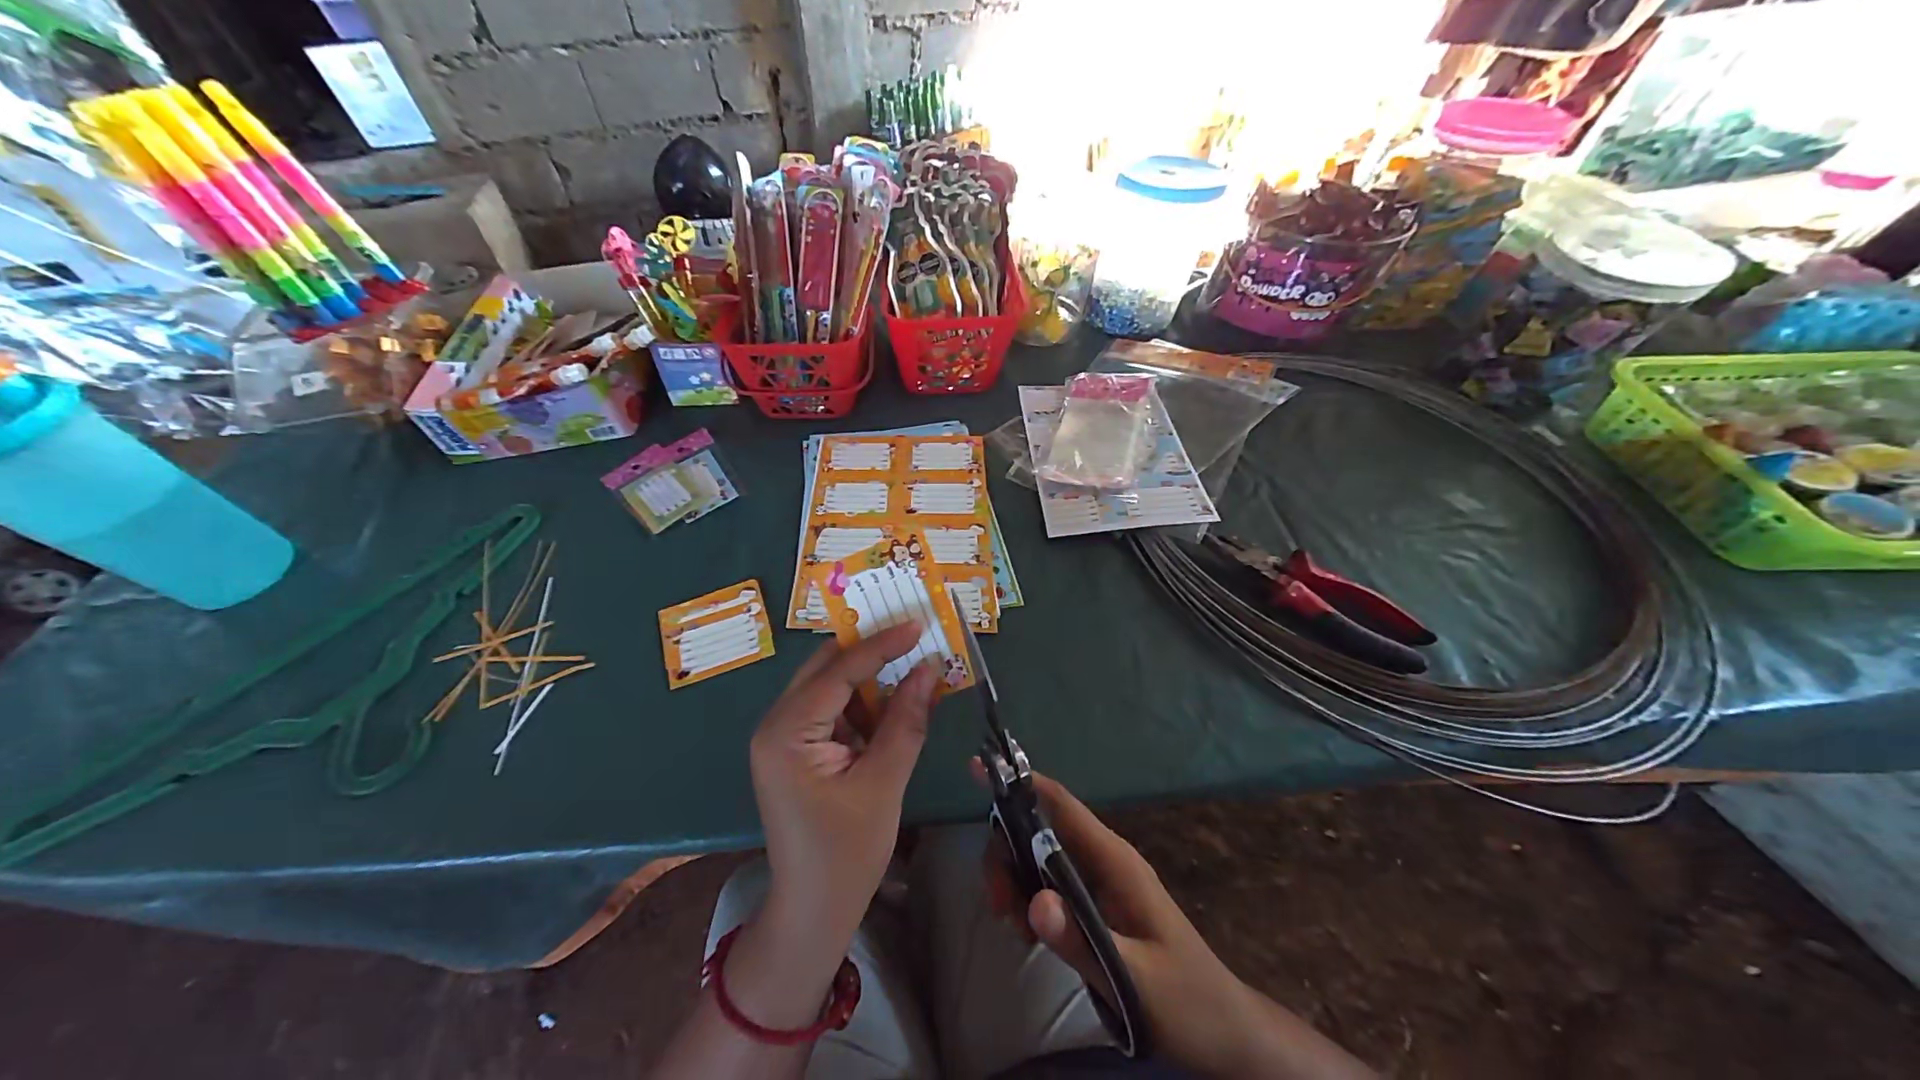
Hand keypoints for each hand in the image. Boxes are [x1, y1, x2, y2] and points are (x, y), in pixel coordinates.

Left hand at [650, 627, 936, 1076]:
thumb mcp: (883, 784)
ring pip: (831, 687)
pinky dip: (864, 705)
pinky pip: (832, 712)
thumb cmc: (846, 853)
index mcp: (786, 732)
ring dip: (871, 678)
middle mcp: (776, 725)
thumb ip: (905, 721)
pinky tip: (895, 704)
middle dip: (872, 651)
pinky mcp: (797, 751)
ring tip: (914, 666)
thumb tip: (930, 669)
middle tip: (915, 635)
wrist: (813, 911)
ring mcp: (783, 738)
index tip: (918, 623)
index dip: (882, 644)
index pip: (838, 671)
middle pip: (827, 669)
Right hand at [981, 769, 1373, 1079]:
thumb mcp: (1133, 978)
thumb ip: (1081, 941)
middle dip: (1006, 855)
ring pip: (1038, 857)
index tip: (980, 767)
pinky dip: (1029, 900)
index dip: (1021, 782)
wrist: (1226, 1032)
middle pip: (1039, 831)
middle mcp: (1104, 860)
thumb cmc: (1186, 1001)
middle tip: (998, 906)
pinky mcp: (1095, 904)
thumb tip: (1032, 902)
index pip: (1062, 805)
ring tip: (1014, 928)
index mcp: (1116, 861)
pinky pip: (1049, 883)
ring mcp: (1099, 881)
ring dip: (1014, 882)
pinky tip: (1028, 933)